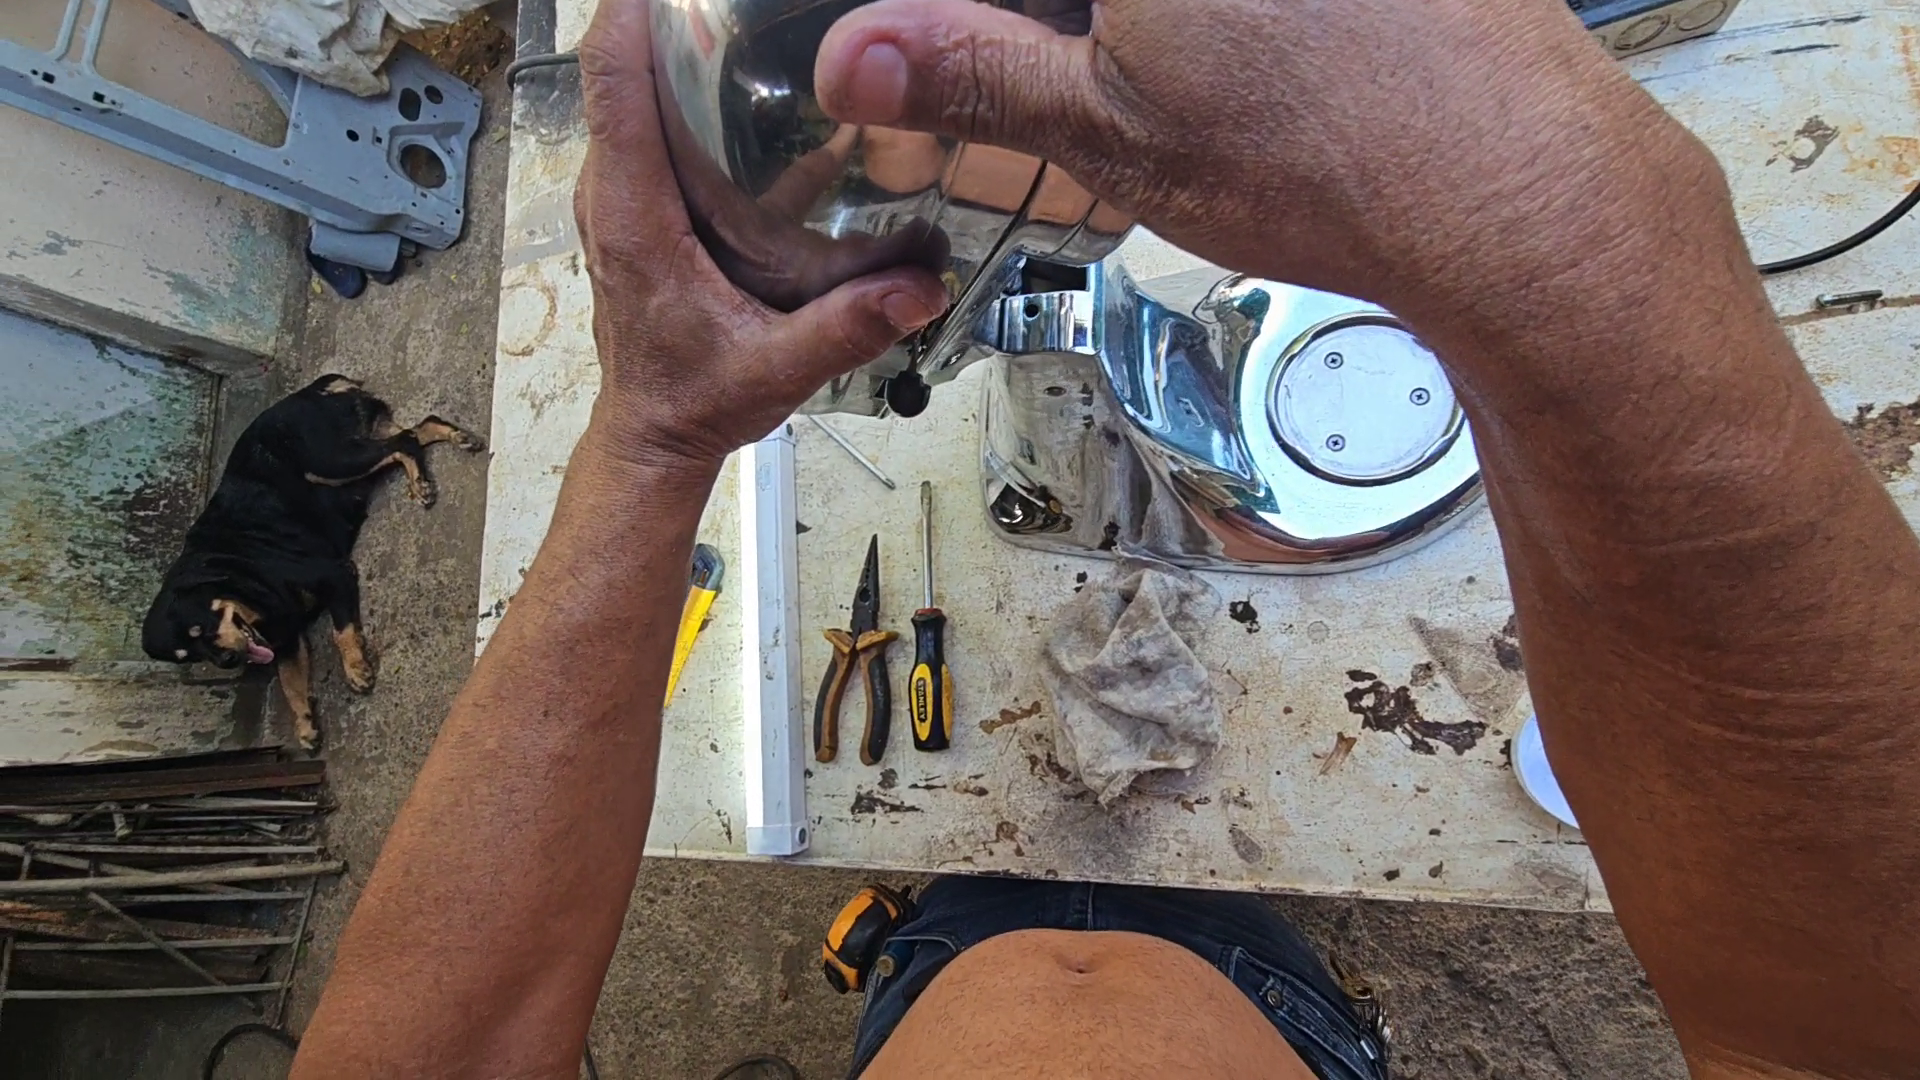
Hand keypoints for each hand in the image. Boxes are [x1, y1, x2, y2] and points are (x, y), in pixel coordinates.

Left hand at [573, 0, 948, 466]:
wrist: (658, 435)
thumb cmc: (698, 402)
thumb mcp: (778, 368)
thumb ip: (847, 327)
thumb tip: (921, 288)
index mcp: (636, 215)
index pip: (613, 74)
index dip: (642, 10)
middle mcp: (617, 196)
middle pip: (626, 70)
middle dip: (681, 26)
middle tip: (757, 14)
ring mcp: (628, 205)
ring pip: (643, 102)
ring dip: (693, 67)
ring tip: (765, 43)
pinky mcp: (648, 221)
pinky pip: (667, 147)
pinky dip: (706, 122)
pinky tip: (776, 124)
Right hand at [812, 0, 1720, 311]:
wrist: (1487, 183)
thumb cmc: (1303, 159)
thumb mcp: (1106, 130)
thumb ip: (971, 72)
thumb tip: (853, 58)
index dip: (960, 21)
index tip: (948, 53)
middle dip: (1040, 31)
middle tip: (1025, 68)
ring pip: (1128, 3)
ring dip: (1101, 34)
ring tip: (1125, 75)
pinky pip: (1203, 5)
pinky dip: (1167, 27)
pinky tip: (1207, 57)